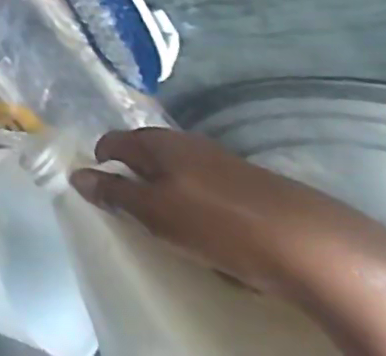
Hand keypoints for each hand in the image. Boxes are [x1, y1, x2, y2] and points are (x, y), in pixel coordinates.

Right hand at [70, 128, 385, 298]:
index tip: (93, 186)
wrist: (308, 244)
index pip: (114, 140)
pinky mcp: (247, 184)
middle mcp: (186, 142)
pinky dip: (193, 204)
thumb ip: (115, 193)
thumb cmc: (217, 223)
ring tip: (163, 224)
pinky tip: (204, 231)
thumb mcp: (155, 213)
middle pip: (146, 153)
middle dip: (132, 176)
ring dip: (164, 191)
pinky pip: (204, 188)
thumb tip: (77, 174)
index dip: (100, 159)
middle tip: (126, 210)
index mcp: (158, 141)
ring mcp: (220, 161)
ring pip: (177, 171)